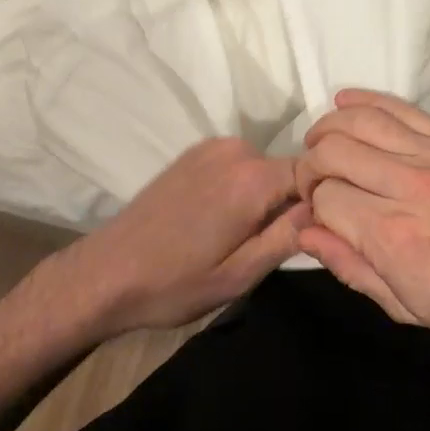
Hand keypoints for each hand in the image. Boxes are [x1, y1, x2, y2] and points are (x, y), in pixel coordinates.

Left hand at [58, 137, 308, 336]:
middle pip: (289, 170)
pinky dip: (242, 185)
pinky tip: (220, 218)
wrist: (103, 275)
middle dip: (290, 201)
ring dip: (265, 195)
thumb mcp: (238, 276)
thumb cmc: (173, 284)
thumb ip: (288, 237)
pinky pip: (240, 163)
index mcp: (252, 178)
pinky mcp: (195, 152)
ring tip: (244, 234)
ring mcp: (213, 146)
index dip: (322, 198)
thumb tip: (326, 206)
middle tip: (273, 243)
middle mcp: (237, 150)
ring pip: (265, 167)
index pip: (314, 172)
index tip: (318, 228)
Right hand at [296, 88, 429, 345]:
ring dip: (331, 126)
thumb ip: (348, 265)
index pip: (324, 198)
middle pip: (335, 151)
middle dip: (311, 164)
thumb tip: (305, 230)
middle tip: (313, 179)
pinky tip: (346, 101)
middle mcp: (408, 185)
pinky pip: (402, 108)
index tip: (317, 214)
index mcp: (392, 234)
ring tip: (320, 140)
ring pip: (363, 120)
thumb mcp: (401, 305)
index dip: (312, 205)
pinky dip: (367, 101)